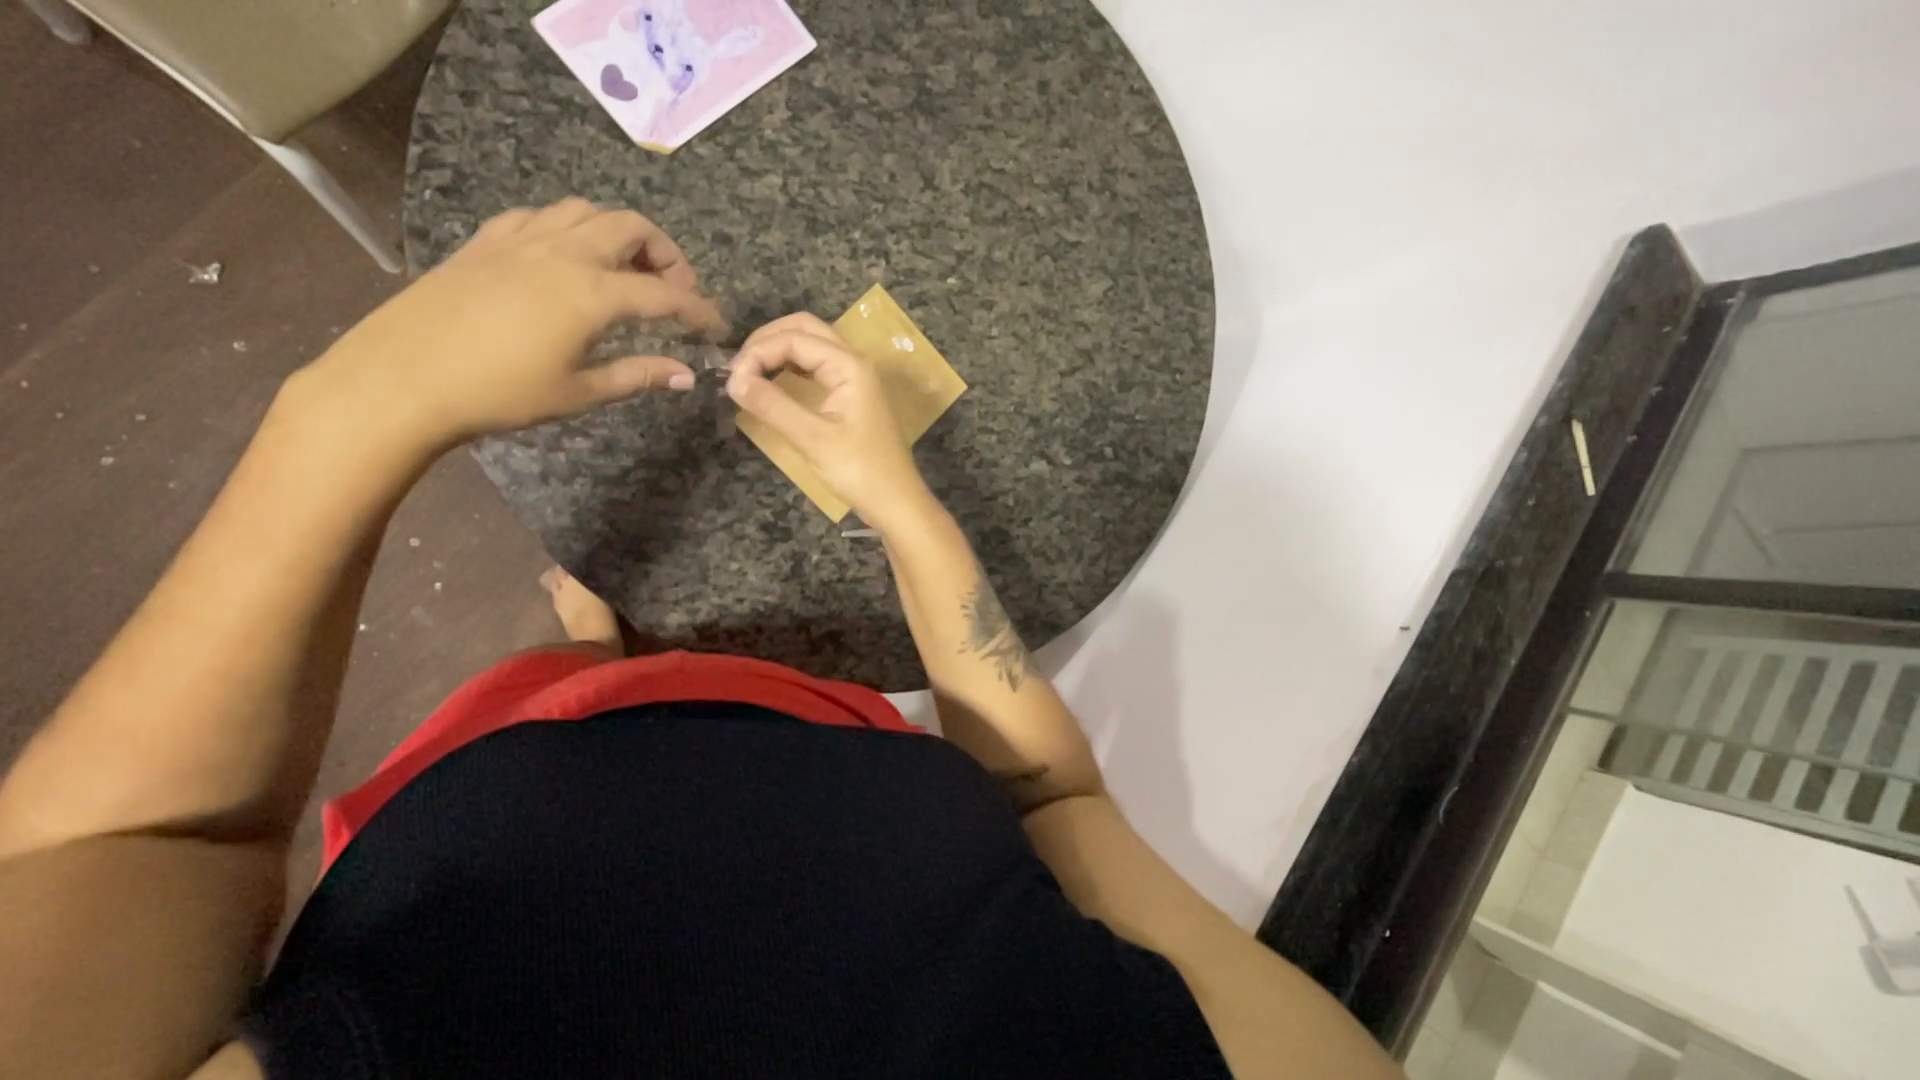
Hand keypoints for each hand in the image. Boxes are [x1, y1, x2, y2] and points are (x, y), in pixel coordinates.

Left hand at [292, 198, 726, 447]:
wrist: (402, 378)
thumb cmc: (499, 394)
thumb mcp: (578, 392)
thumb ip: (637, 376)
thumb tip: (687, 375)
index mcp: (592, 292)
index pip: (665, 295)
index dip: (699, 311)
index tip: (716, 328)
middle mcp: (563, 251)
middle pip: (632, 228)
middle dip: (666, 255)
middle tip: (674, 291)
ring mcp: (521, 239)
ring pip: (586, 211)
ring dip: (618, 233)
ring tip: (624, 270)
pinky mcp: (486, 241)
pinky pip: (541, 216)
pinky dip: (569, 229)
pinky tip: (565, 259)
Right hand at [726, 314, 935, 529]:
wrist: (895, 500)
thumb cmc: (859, 470)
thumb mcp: (812, 439)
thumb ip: (772, 405)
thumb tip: (732, 381)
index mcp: (849, 365)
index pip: (794, 338)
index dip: (758, 353)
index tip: (731, 379)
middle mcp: (853, 362)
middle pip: (804, 329)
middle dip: (766, 341)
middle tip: (737, 368)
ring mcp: (854, 377)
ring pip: (810, 346)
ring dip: (778, 352)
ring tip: (747, 374)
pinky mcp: (850, 395)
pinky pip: (816, 368)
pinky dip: (790, 369)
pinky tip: (770, 384)